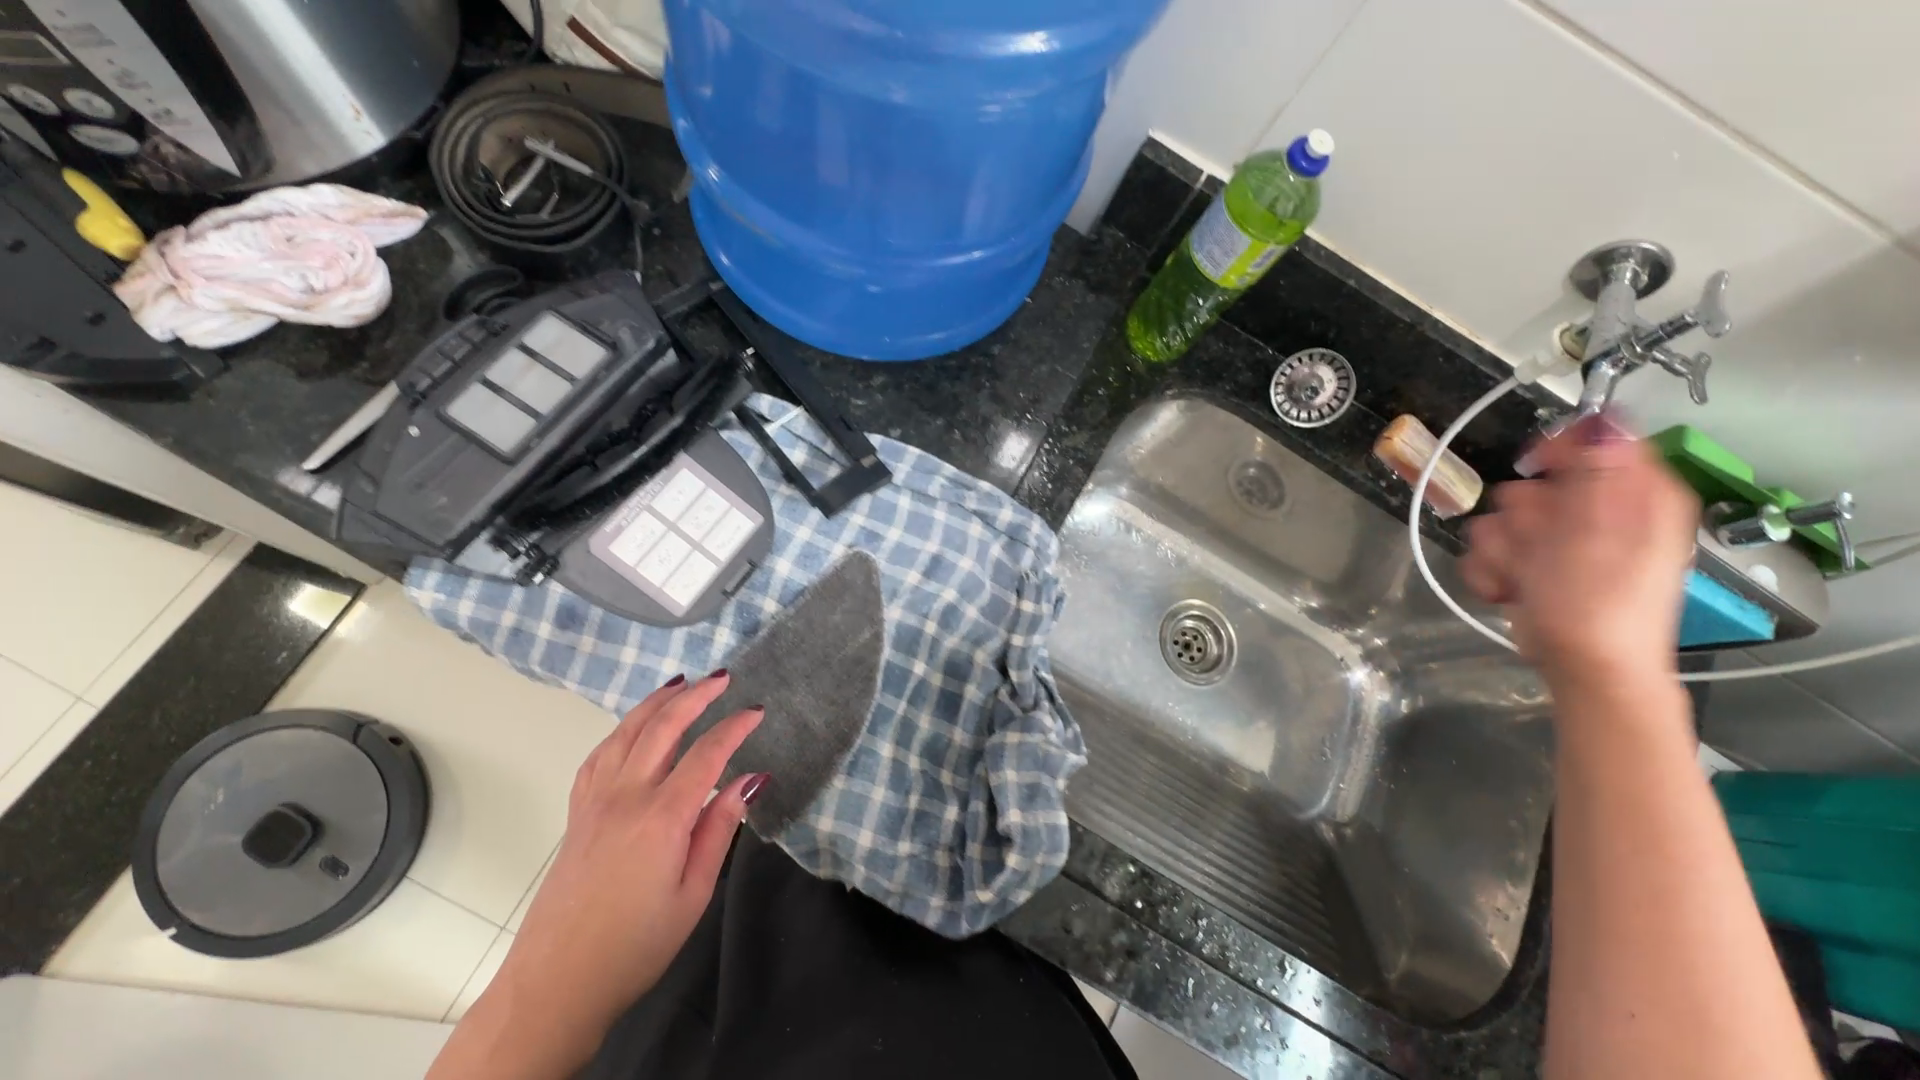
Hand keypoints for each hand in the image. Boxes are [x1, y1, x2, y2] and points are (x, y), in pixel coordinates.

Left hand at [484, 673, 766, 1044]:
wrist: (558, 980)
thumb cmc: (637, 945)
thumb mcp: (694, 893)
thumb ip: (719, 830)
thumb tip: (749, 780)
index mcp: (661, 817)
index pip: (706, 754)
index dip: (734, 728)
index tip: (757, 710)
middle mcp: (625, 796)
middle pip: (662, 728)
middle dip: (695, 696)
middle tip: (722, 678)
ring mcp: (595, 801)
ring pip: (626, 733)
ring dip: (655, 703)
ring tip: (680, 684)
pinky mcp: (577, 813)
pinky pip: (599, 756)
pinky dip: (621, 731)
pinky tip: (633, 729)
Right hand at [1461, 417, 1699, 693]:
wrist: (1589, 673)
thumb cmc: (1597, 606)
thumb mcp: (1601, 531)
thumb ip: (1601, 471)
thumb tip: (1601, 420)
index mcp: (1638, 497)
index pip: (1599, 438)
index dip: (1562, 448)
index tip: (1537, 468)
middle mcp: (1604, 515)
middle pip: (1538, 485)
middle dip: (1522, 517)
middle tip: (1537, 549)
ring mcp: (1566, 546)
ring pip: (1506, 520)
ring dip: (1504, 551)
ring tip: (1522, 580)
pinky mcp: (1536, 570)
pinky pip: (1495, 552)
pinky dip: (1495, 572)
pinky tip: (1510, 591)